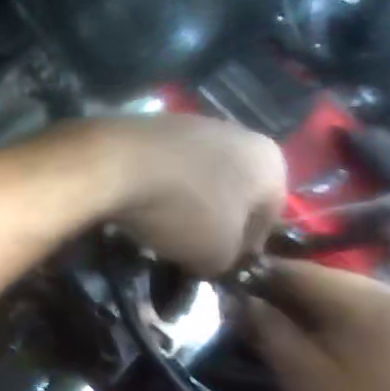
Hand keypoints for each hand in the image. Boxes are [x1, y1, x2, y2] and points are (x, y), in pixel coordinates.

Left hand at [88, 114, 287, 276]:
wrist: (117, 163)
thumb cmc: (185, 211)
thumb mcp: (219, 256)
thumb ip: (229, 260)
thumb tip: (215, 256)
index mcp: (272, 163)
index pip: (270, 219)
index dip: (246, 250)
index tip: (221, 268)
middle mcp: (242, 133)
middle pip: (236, 194)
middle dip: (216, 223)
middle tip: (192, 251)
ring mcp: (198, 123)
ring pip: (202, 178)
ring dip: (187, 205)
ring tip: (163, 230)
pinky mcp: (158, 123)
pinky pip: (170, 167)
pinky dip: (162, 187)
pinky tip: (143, 206)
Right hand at [245, 260, 389, 390]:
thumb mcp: (306, 380)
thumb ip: (273, 334)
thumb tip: (252, 303)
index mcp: (362, 297)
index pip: (300, 270)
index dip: (266, 279)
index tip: (245, 298)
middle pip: (337, 282)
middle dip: (303, 298)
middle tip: (280, 326)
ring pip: (369, 300)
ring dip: (339, 314)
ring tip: (322, 345)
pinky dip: (371, 329)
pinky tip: (368, 361)